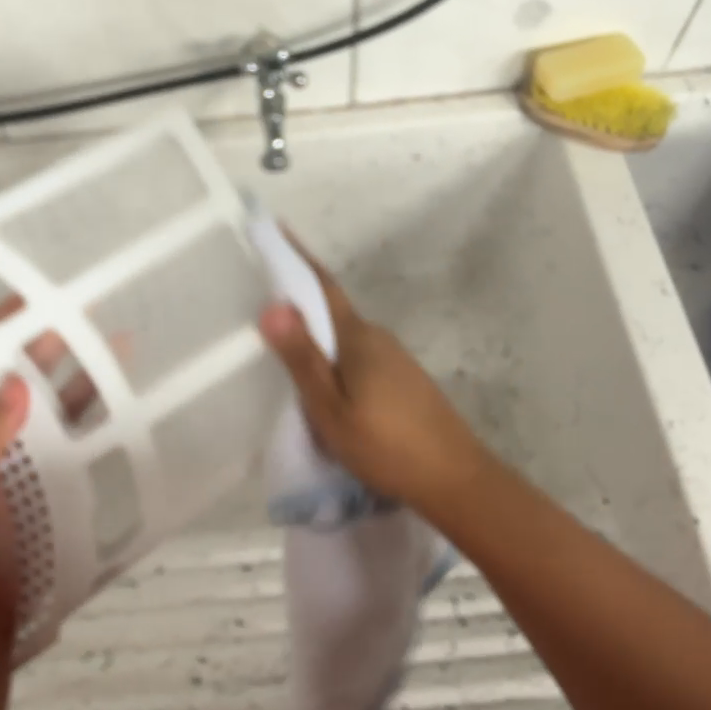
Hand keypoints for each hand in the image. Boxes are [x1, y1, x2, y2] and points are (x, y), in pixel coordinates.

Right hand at [257, 251, 494, 513]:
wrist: (454, 479)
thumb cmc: (386, 444)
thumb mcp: (331, 408)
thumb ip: (302, 358)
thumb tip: (272, 303)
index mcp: (357, 337)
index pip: (321, 285)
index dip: (296, 258)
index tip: (274, 230)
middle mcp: (376, 338)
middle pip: (330, 312)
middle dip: (298, 302)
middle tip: (256, 301)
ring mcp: (393, 360)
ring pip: (343, 339)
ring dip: (315, 337)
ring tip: (278, 349)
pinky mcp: (402, 382)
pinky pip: (356, 359)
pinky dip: (332, 359)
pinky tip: (321, 385)